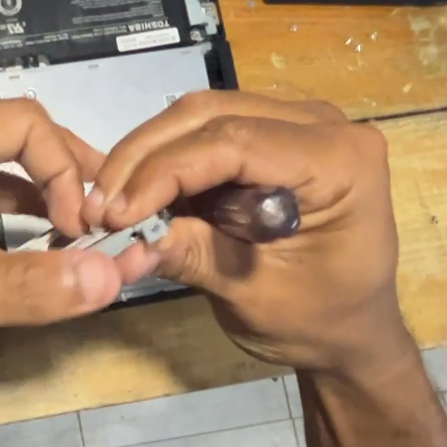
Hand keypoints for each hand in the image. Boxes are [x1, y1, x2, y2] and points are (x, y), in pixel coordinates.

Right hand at [86, 91, 410, 374]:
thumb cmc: (316, 321)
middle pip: (210, 114)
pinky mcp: (271, 138)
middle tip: (97, 205)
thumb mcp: (252, 295)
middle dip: (143, 158)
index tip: (113, 214)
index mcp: (338, 160)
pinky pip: (206, 135)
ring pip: (200, 116)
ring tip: (110, 202)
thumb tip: (121, 240)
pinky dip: (165, 163)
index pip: (232, 142)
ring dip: (147, 157)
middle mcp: (323, 125)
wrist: (349, 332)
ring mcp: (297, 126)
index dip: (162, 172)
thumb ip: (191, 255)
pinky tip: (136, 194)